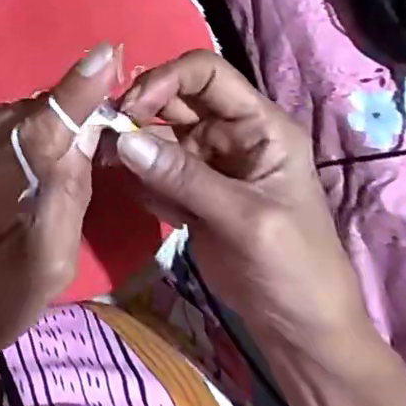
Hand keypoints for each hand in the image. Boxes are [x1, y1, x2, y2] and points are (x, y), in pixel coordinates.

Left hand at [0, 43, 120, 388]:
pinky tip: (37, 150)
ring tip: (68, 147)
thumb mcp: (52, 262)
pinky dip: (23, 127)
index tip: (106, 55)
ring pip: (11, 113)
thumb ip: (69, 190)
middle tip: (104, 121)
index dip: (71, 95)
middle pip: (24, 117)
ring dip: (45, 120)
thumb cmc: (2, 301)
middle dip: (67, 112)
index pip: (32, 135)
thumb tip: (85, 126)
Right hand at [112, 50, 371, 352]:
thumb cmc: (295, 269)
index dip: (165, 79)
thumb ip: (183, 177)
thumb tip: (122, 140)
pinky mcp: (187, 189)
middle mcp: (230, 133)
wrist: (300, 332)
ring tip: (105, 162)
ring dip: (129, 143)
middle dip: (137, 109)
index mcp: (259, 125)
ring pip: (155, 131)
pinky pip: (150, 167)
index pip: (206, 73)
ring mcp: (206, 162)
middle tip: (105, 134)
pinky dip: (136, 176)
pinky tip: (138, 198)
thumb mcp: (245, 220)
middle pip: (173, 97)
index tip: (130, 107)